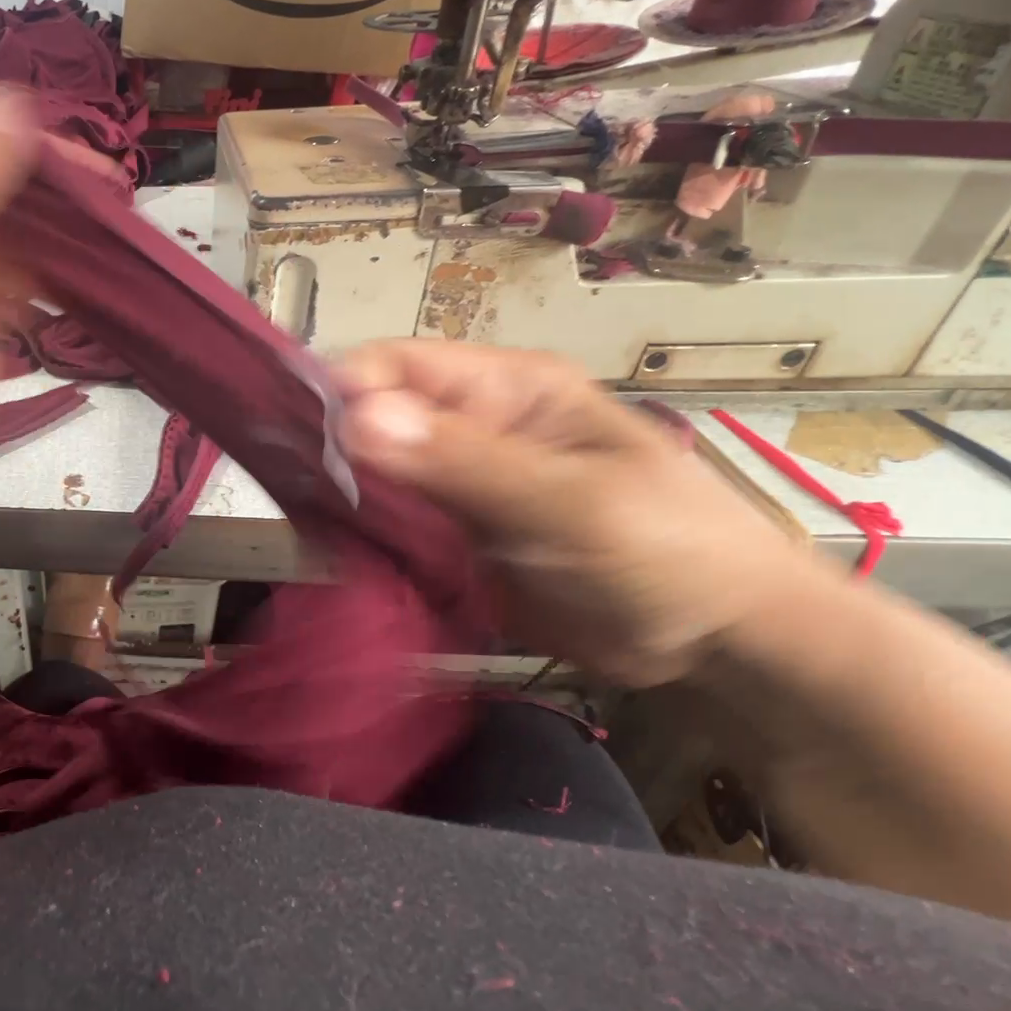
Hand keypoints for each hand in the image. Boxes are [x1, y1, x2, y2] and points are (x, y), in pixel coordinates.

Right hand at [336, 340, 824, 687]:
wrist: (718, 644)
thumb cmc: (667, 550)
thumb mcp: (570, 502)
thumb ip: (465, 462)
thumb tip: (355, 419)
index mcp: (504, 389)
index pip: (396, 366)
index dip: (342, 392)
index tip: (302, 441)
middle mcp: (469, 427)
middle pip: (371, 419)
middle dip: (331, 450)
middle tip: (293, 494)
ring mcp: (455, 486)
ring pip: (371, 475)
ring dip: (341, 499)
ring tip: (309, 529)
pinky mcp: (449, 539)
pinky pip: (387, 527)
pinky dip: (360, 539)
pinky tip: (338, 557)